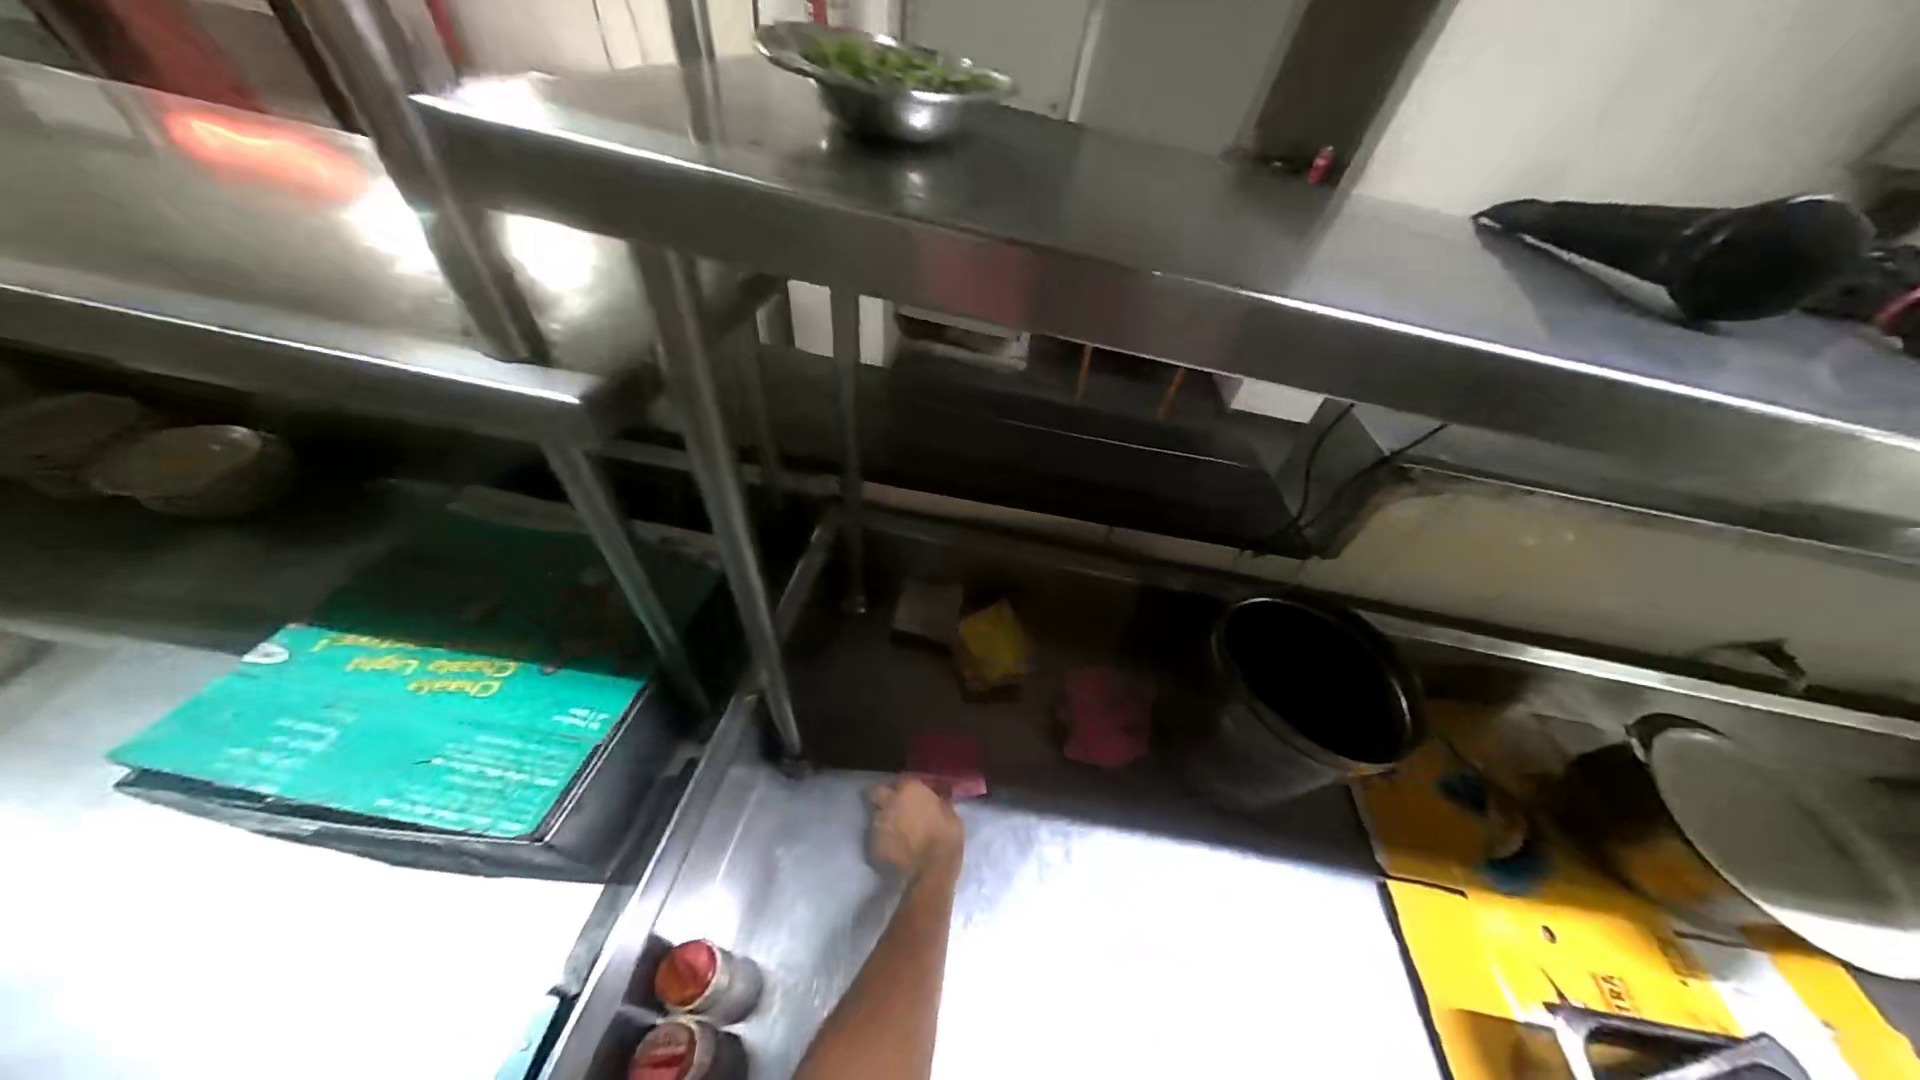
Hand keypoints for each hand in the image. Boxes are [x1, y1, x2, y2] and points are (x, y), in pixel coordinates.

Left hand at [867, 778, 963, 880]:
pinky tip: (895, 849)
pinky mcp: (874, 844)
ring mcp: (880, 823)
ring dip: (884, 821)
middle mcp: (890, 802)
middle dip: (882, 799)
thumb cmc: (946, 836)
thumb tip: (936, 800)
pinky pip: (876, 839)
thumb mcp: (949, 813)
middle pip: (876, 793)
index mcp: (909, 789)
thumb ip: (937, 802)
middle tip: (894, 809)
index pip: (899, 780)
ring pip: (875, 816)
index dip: (903, 789)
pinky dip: (883, 842)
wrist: (933, 868)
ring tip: (896, 833)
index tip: (910, 797)